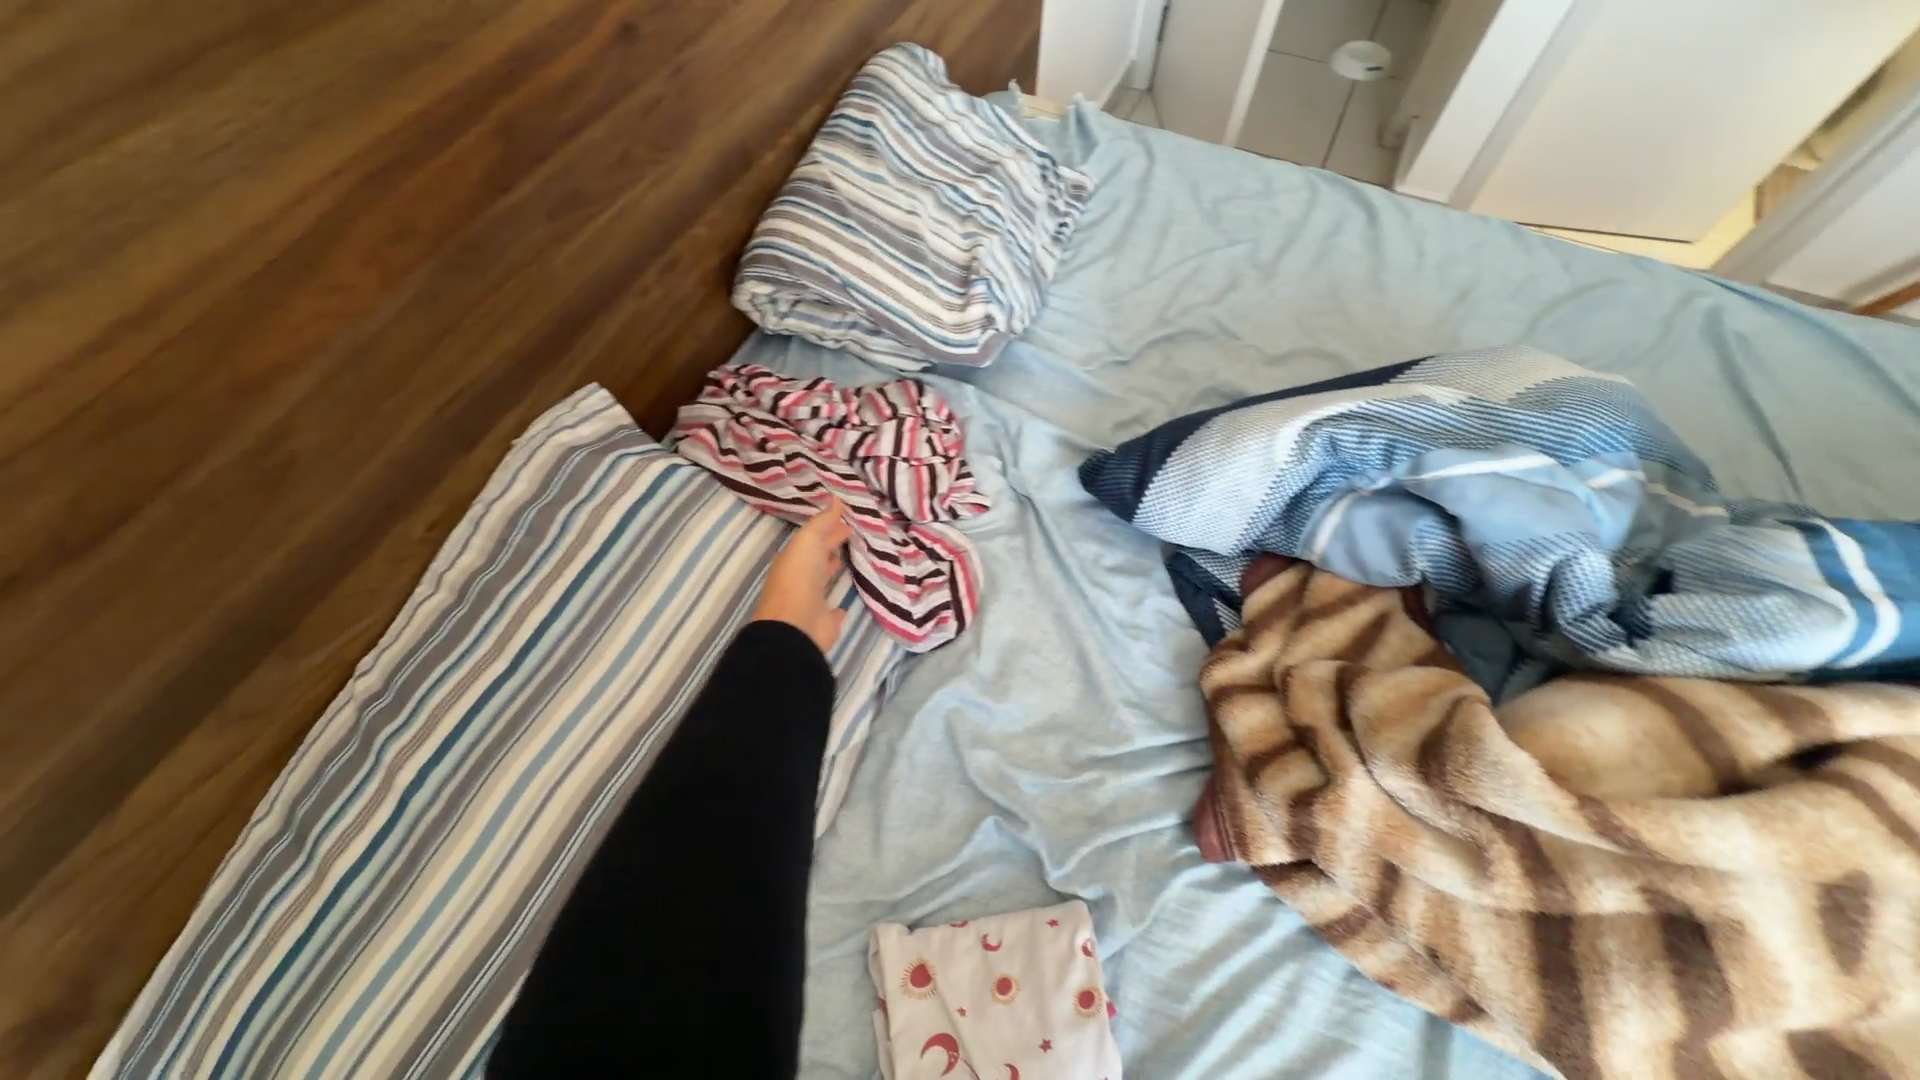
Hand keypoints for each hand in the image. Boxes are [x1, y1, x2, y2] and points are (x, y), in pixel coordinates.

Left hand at [752, 498, 852, 654]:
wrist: (795, 626)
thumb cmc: (799, 578)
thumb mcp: (808, 541)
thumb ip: (822, 522)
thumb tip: (836, 498)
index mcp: (793, 558)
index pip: (814, 539)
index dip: (830, 528)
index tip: (848, 520)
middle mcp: (800, 579)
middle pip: (818, 558)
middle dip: (832, 546)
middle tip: (853, 535)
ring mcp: (811, 602)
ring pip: (824, 582)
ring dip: (834, 571)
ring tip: (853, 560)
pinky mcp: (824, 622)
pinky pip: (834, 611)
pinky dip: (839, 607)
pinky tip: (845, 605)